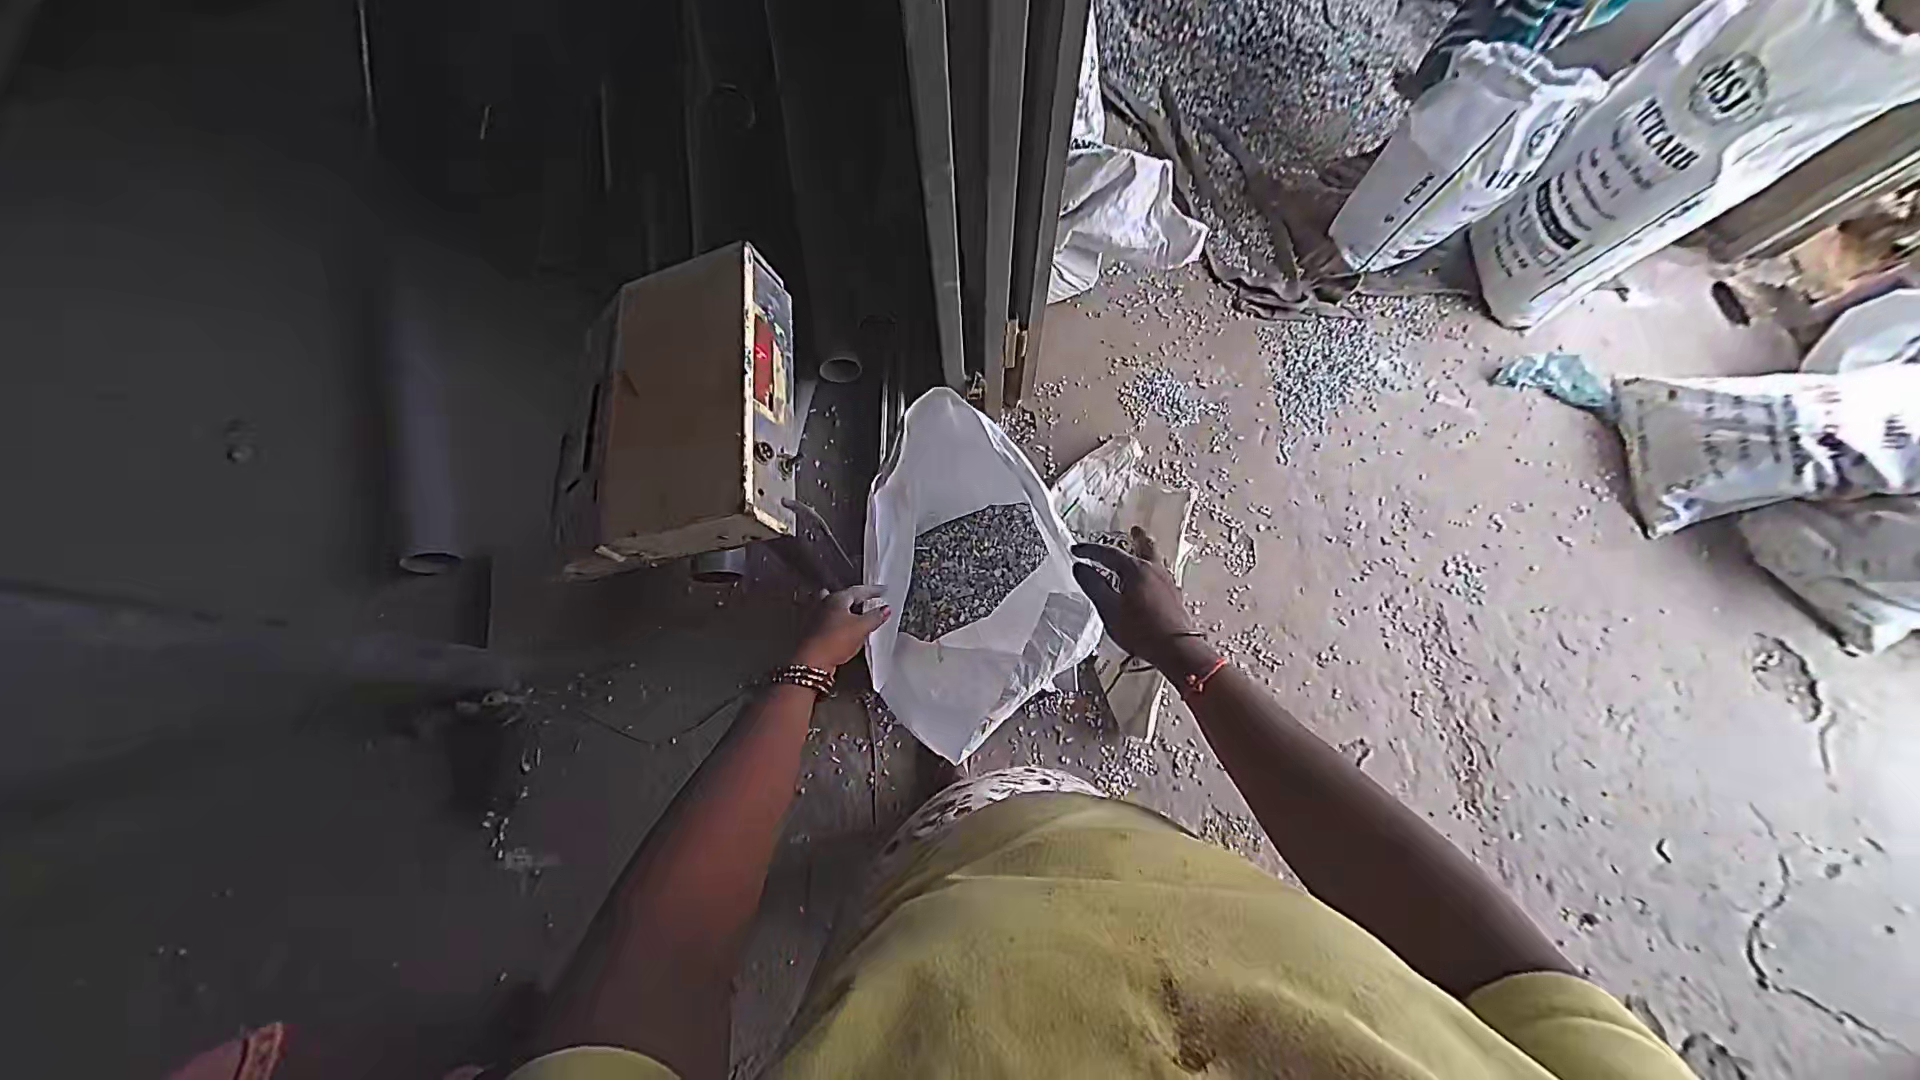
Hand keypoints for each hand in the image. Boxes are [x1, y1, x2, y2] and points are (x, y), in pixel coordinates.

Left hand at [792, 584, 891, 671]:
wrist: (813, 662)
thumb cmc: (834, 641)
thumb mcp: (862, 628)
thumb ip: (875, 616)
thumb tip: (885, 609)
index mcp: (836, 598)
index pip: (858, 590)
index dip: (872, 591)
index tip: (882, 591)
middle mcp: (823, 604)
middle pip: (844, 597)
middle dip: (857, 599)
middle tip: (869, 602)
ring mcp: (814, 617)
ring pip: (833, 608)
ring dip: (845, 611)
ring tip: (856, 616)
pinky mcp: (811, 631)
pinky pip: (828, 621)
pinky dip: (837, 622)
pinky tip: (841, 630)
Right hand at [1072, 526, 1208, 673]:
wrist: (1176, 650)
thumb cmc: (1142, 630)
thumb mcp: (1109, 608)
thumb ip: (1093, 585)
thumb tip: (1081, 569)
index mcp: (1136, 570)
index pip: (1109, 553)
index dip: (1090, 550)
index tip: (1077, 551)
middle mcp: (1154, 571)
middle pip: (1144, 547)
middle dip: (1135, 538)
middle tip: (1133, 530)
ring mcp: (1166, 583)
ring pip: (1154, 559)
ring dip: (1145, 551)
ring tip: (1141, 549)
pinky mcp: (1173, 596)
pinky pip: (1160, 573)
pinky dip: (1151, 568)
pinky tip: (1149, 577)